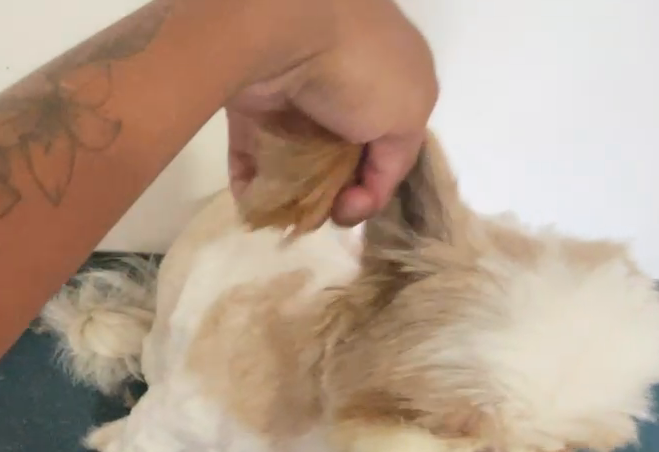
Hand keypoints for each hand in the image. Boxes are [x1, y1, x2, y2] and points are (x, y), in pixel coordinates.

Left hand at [226, 0, 436, 224]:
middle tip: (314, 215)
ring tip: (283, 215)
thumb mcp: (407, 116)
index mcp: (389, 85)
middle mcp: (342, 94)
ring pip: (293, 166)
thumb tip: (362, 196)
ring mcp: (294, 104)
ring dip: (289, 197)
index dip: (370, 188)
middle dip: (327, 197)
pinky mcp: (250, 115)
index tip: (350, 208)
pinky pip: (250, 160)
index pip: (384, 150)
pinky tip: (255, 205)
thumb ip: (395, 162)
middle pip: (336, 164)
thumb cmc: (362, 70)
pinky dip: (252, 187)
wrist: (289, 30)